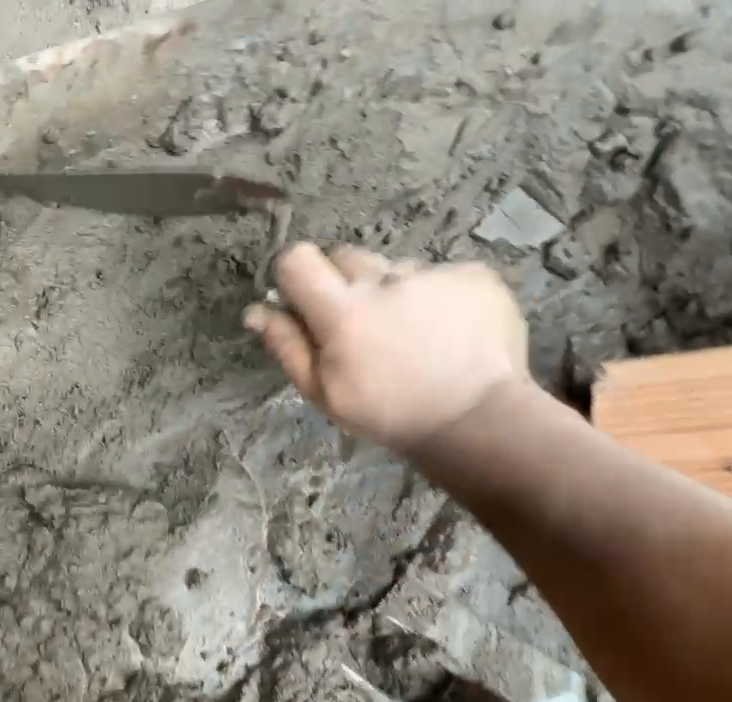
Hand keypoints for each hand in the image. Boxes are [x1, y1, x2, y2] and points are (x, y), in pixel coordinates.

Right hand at [244, 243, 531, 450]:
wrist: (476, 417)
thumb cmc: (386, 413)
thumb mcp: (322, 391)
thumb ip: (286, 345)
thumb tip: (256, 310)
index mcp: (341, 311)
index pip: (297, 259)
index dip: (291, 274)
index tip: (298, 298)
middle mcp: (385, 280)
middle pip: (344, 255)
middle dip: (339, 282)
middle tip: (355, 324)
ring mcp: (433, 273)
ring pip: (392, 267)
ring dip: (389, 291)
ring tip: (407, 334)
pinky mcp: (473, 273)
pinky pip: (438, 274)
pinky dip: (432, 296)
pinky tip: (442, 331)